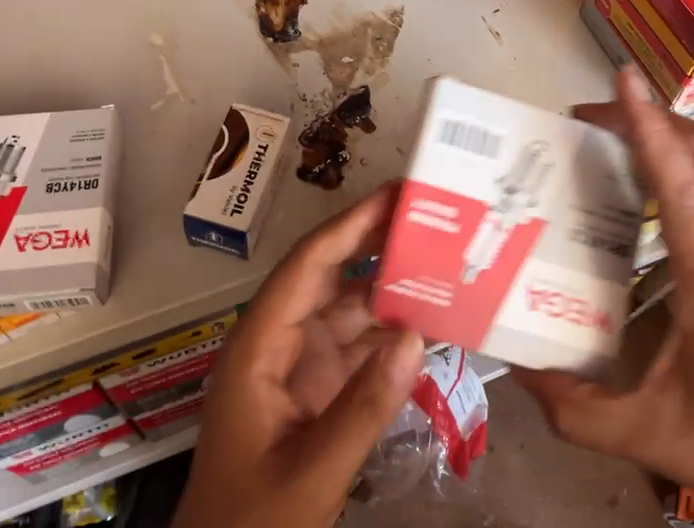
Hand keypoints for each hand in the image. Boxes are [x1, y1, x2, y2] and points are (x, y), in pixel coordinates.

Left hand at [176, 184, 425, 527]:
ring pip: (348, 312)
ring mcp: (299, 368)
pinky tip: (430, 322)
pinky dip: (391, 335)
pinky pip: (358, 350)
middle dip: (374, 244)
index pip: (306, 268)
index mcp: (259, 346)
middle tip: (429, 215)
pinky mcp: (318, 393)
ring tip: (442, 260)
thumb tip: (414, 337)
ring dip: (390, 289)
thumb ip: (363, 408)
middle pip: (329, 278)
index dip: (349, 227)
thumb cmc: (251, 520)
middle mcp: (279, 343)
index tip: (393, 197)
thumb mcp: (309, 472)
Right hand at [513, 67, 693, 527]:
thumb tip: (519, 366)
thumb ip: (575, 408)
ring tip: (624, 132)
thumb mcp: (650, 436)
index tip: (621, 81)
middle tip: (596, 114)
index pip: (687, 188)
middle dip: (656, 118)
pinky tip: (660, 180)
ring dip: (679, 133)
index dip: (651, 130)